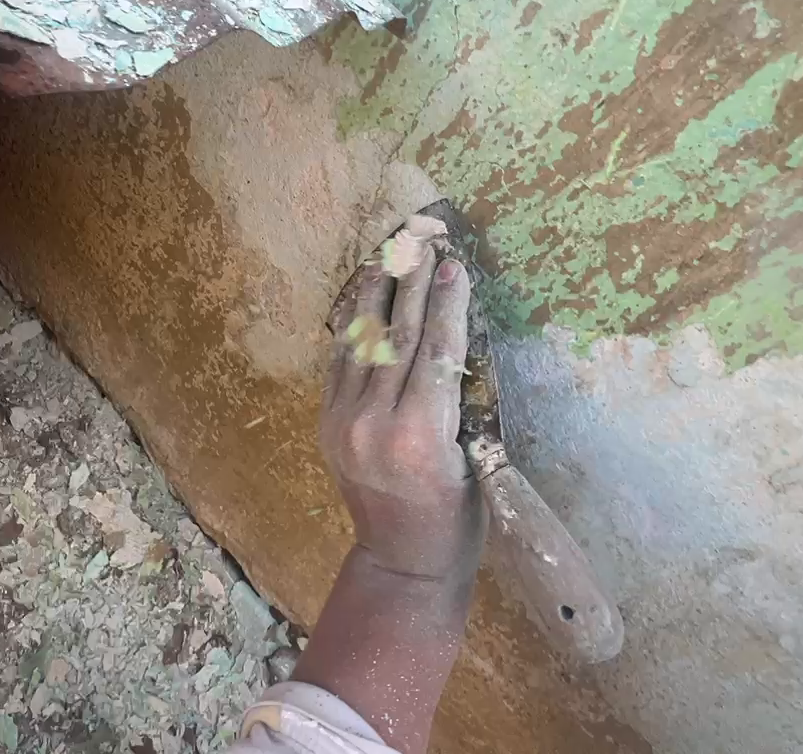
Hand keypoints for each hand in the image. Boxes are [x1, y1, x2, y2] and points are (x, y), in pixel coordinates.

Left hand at [321, 255, 484, 582]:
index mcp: (421, 435)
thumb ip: (459, 402)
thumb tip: (453, 337)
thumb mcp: (476, 461)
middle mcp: (374, 422)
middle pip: (399, 338)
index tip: (452, 264)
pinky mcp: (326, 424)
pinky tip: (361, 300)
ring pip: (363, 344)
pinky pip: (340, 365)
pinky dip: (353, 330)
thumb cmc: (457, 519)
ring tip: (386, 255)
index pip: (437, 351)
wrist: (400, 560)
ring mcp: (343, 422)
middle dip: (412, 285)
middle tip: (420, 241)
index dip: (447, 304)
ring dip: (376, 296)